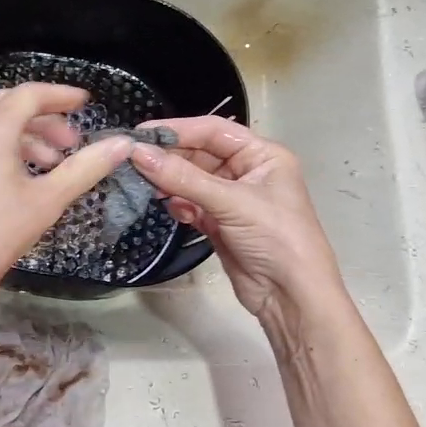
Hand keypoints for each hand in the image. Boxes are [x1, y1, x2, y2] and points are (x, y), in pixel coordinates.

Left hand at [0, 83, 133, 309]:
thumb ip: (86, 168)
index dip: (60, 95)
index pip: (29, 94)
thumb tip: (122, 145)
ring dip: (25, 134)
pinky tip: (20, 175)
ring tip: (52, 163)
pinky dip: (3, 146)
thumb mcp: (48, 200)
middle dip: (44, 117)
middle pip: (9, 104)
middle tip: (71, 141)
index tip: (85, 103)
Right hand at [130, 116, 345, 322]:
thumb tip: (138, 153)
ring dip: (171, 183)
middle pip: (199, 154)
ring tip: (145, 186)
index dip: (178, 129)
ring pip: (192, 181)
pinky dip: (180, 206)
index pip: (213, 131)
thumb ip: (182, 178)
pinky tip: (173, 210)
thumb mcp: (231, 203)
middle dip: (170, 158)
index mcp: (263, 155)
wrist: (292, 296)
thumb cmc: (276, 238)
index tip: (140, 134)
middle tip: (133, 161)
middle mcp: (248, 172)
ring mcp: (233, 199)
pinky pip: (192, 204)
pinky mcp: (220, 224)